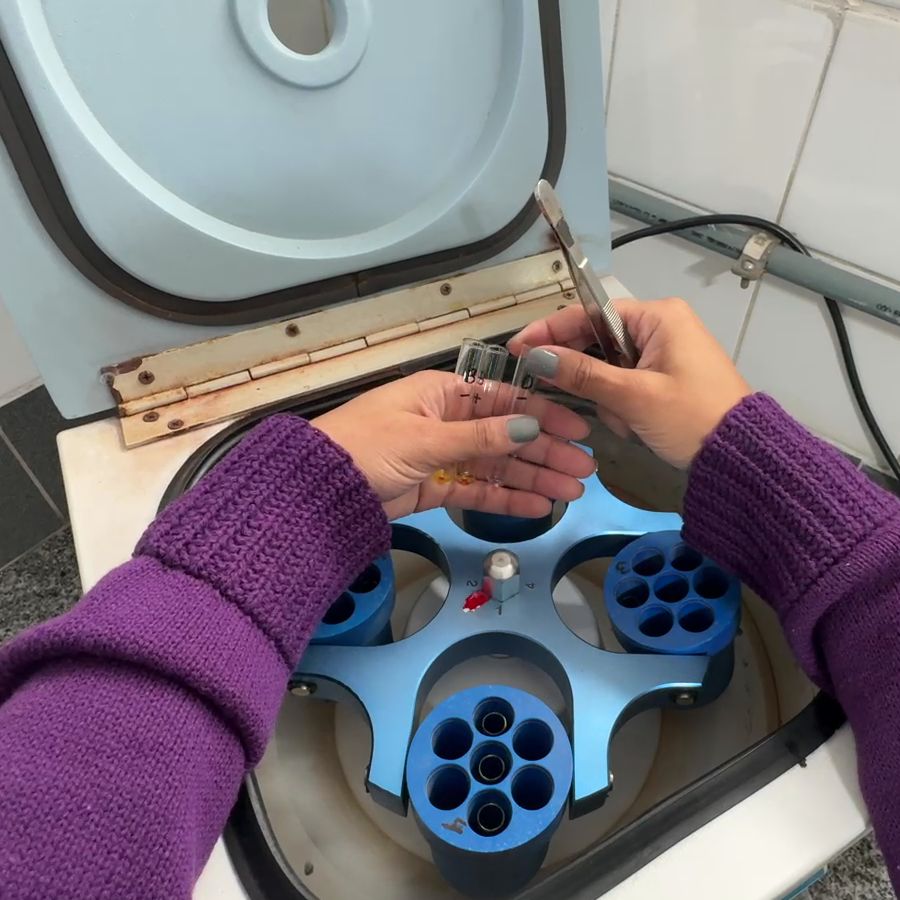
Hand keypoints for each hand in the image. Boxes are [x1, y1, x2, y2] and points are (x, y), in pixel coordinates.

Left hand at [312, 371, 595, 519]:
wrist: (316, 490)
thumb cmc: (364, 445)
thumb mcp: (424, 438)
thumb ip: (479, 437)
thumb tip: (528, 428)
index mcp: (442, 394)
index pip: (504, 400)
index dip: (542, 415)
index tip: (576, 429)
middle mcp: (447, 421)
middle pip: (506, 435)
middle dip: (546, 451)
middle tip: (583, 468)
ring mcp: (442, 456)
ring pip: (498, 465)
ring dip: (534, 477)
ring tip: (571, 490)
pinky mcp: (435, 488)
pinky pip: (478, 490)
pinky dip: (507, 498)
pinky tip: (538, 505)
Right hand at [508, 298, 750, 468]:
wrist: (741, 456)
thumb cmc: (691, 418)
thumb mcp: (633, 397)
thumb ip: (582, 374)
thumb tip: (534, 356)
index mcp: (658, 316)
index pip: (590, 312)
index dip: (552, 330)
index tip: (518, 348)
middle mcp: (662, 326)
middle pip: (599, 341)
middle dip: (594, 380)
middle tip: (590, 403)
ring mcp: (665, 353)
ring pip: (610, 370)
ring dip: (612, 400)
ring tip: (630, 422)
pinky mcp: (667, 378)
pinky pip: (627, 385)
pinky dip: (625, 407)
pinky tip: (637, 426)